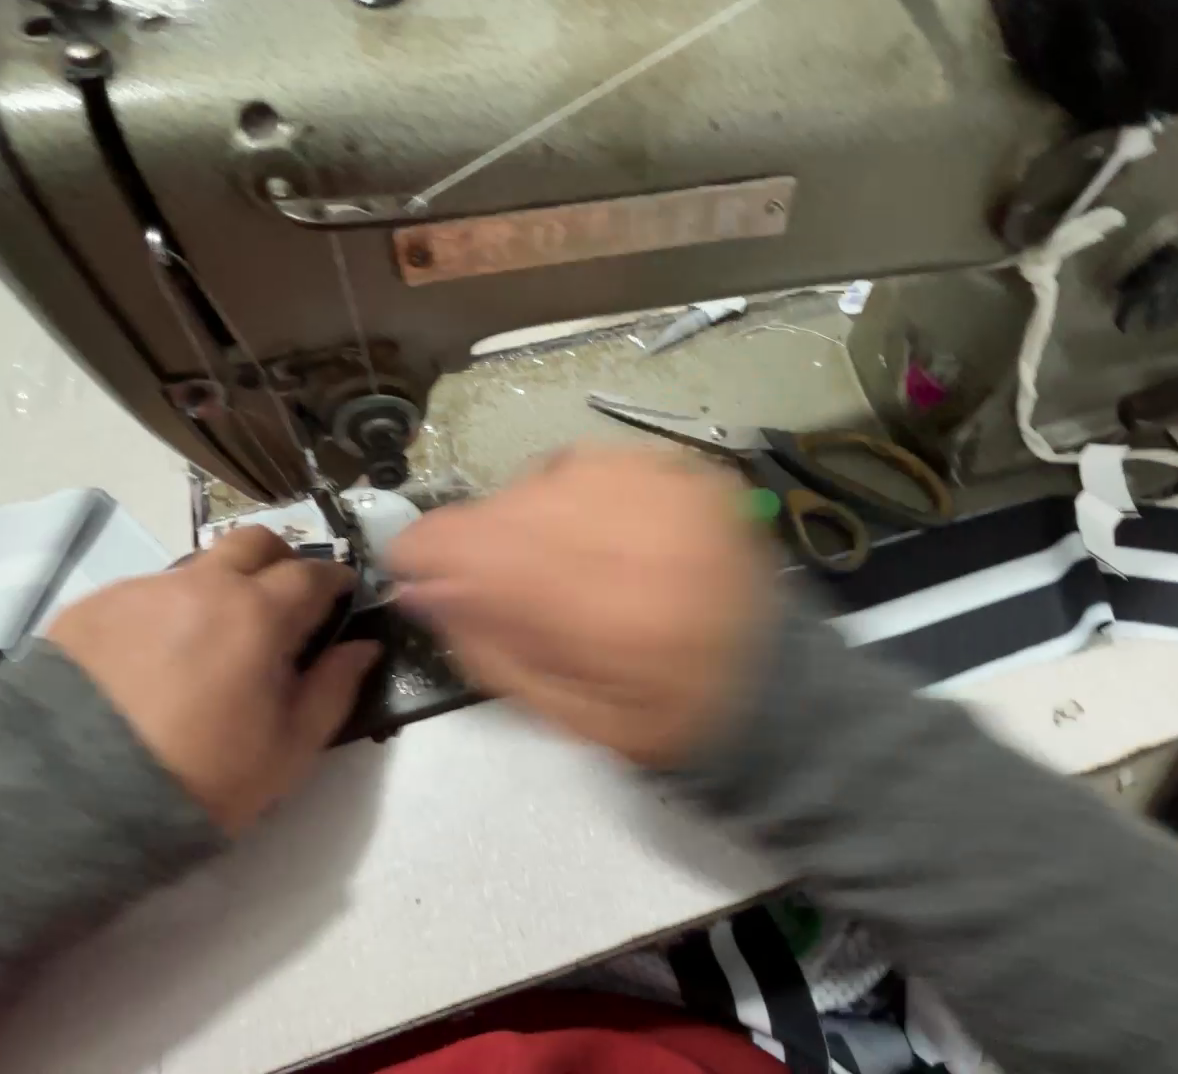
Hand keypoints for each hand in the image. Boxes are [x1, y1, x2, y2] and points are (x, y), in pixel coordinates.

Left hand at [46, 526, 380, 833]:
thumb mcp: (291, 747)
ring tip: (210, 641)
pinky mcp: (88, 609)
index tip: (342, 596)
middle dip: (280, 562)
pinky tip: (153, 661)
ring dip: (220, 589)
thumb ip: (336, 686)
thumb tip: (364, 646)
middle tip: (283, 603)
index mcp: (258, 614)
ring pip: (198, 567)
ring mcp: (140, 592)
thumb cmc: (203, 778)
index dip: (335, 580)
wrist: (69, 807)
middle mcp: (201, 585)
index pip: (312, 573)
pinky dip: (167, 614)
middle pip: (254, 543)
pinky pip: (145, 594)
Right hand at [389, 448, 772, 765]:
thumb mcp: (565, 712)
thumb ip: (488, 645)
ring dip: (532, 512)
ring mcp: (674, 495)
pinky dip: (579, 491)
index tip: (407, 561)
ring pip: (551, 474)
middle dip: (482, 538)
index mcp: (608, 615)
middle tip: (491, 575)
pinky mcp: (693, 474)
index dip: (428, 548)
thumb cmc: (661, 716)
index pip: (483, 548)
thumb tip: (420, 585)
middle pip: (512, 504)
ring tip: (559, 556)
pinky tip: (597, 531)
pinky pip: (600, 460)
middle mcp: (641, 537)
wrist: (770, 683)